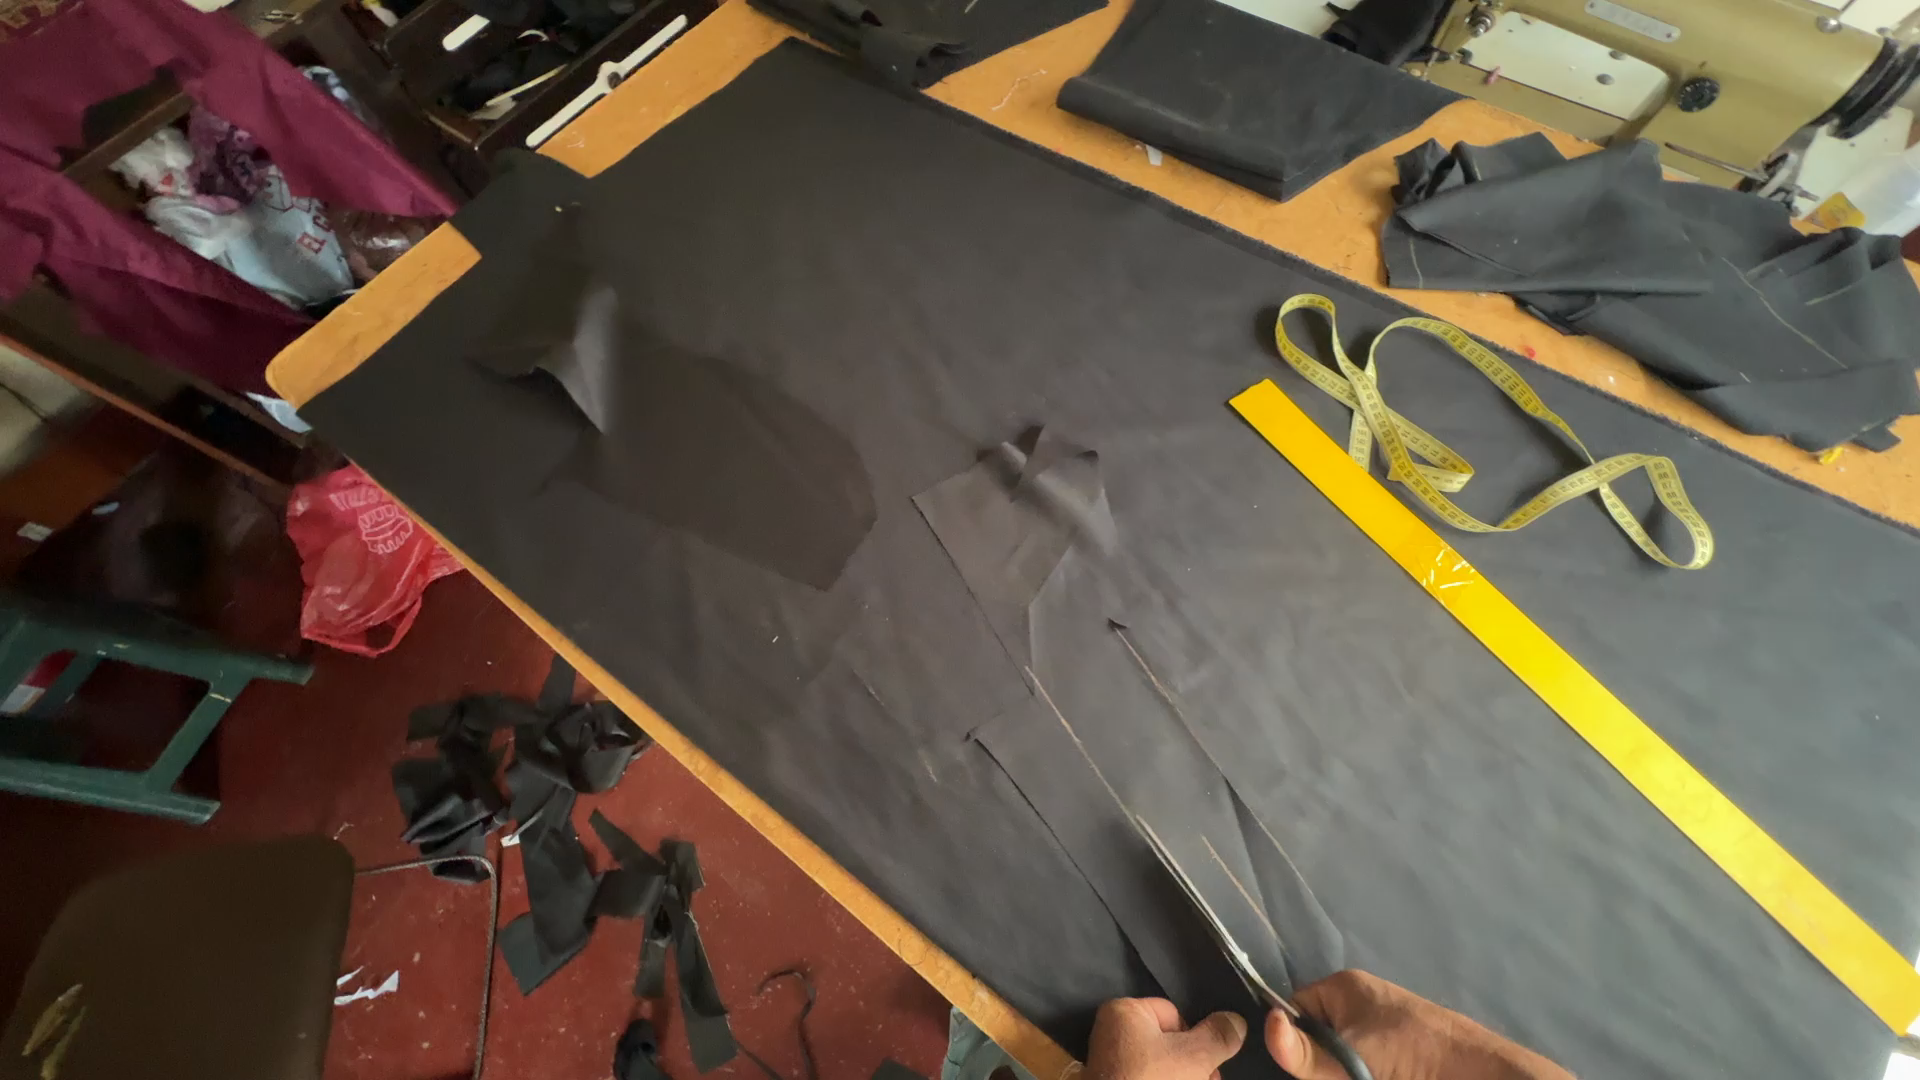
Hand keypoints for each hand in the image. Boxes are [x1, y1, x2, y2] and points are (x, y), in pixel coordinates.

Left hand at [1084, 997, 1247, 1079]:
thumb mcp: (1192, 1057)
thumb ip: (1216, 1037)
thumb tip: (1236, 1020)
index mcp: (1123, 1011)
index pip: (1174, 1015)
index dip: (1196, 1042)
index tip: (1208, 1067)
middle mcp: (1113, 1033)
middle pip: (1170, 1045)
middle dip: (1194, 1067)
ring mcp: (1114, 1064)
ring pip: (1163, 1068)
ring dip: (1186, 1077)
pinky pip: (1149, 1078)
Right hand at [1265, 970, 1574, 1079]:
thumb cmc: (1417, 1058)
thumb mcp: (1355, 1059)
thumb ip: (1309, 1056)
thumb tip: (1263, 1026)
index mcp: (1344, 987)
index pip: (1296, 1012)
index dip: (1292, 1044)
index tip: (1301, 1073)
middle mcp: (1363, 1003)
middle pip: (1321, 1039)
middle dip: (1322, 1068)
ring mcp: (1388, 1033)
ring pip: (1349, 1062)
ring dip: (1344, 1074)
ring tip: (1367, 1079)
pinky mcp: (1410, 1059)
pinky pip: (1372, 1066)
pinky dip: (1368, 1074)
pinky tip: (1379, 1077)